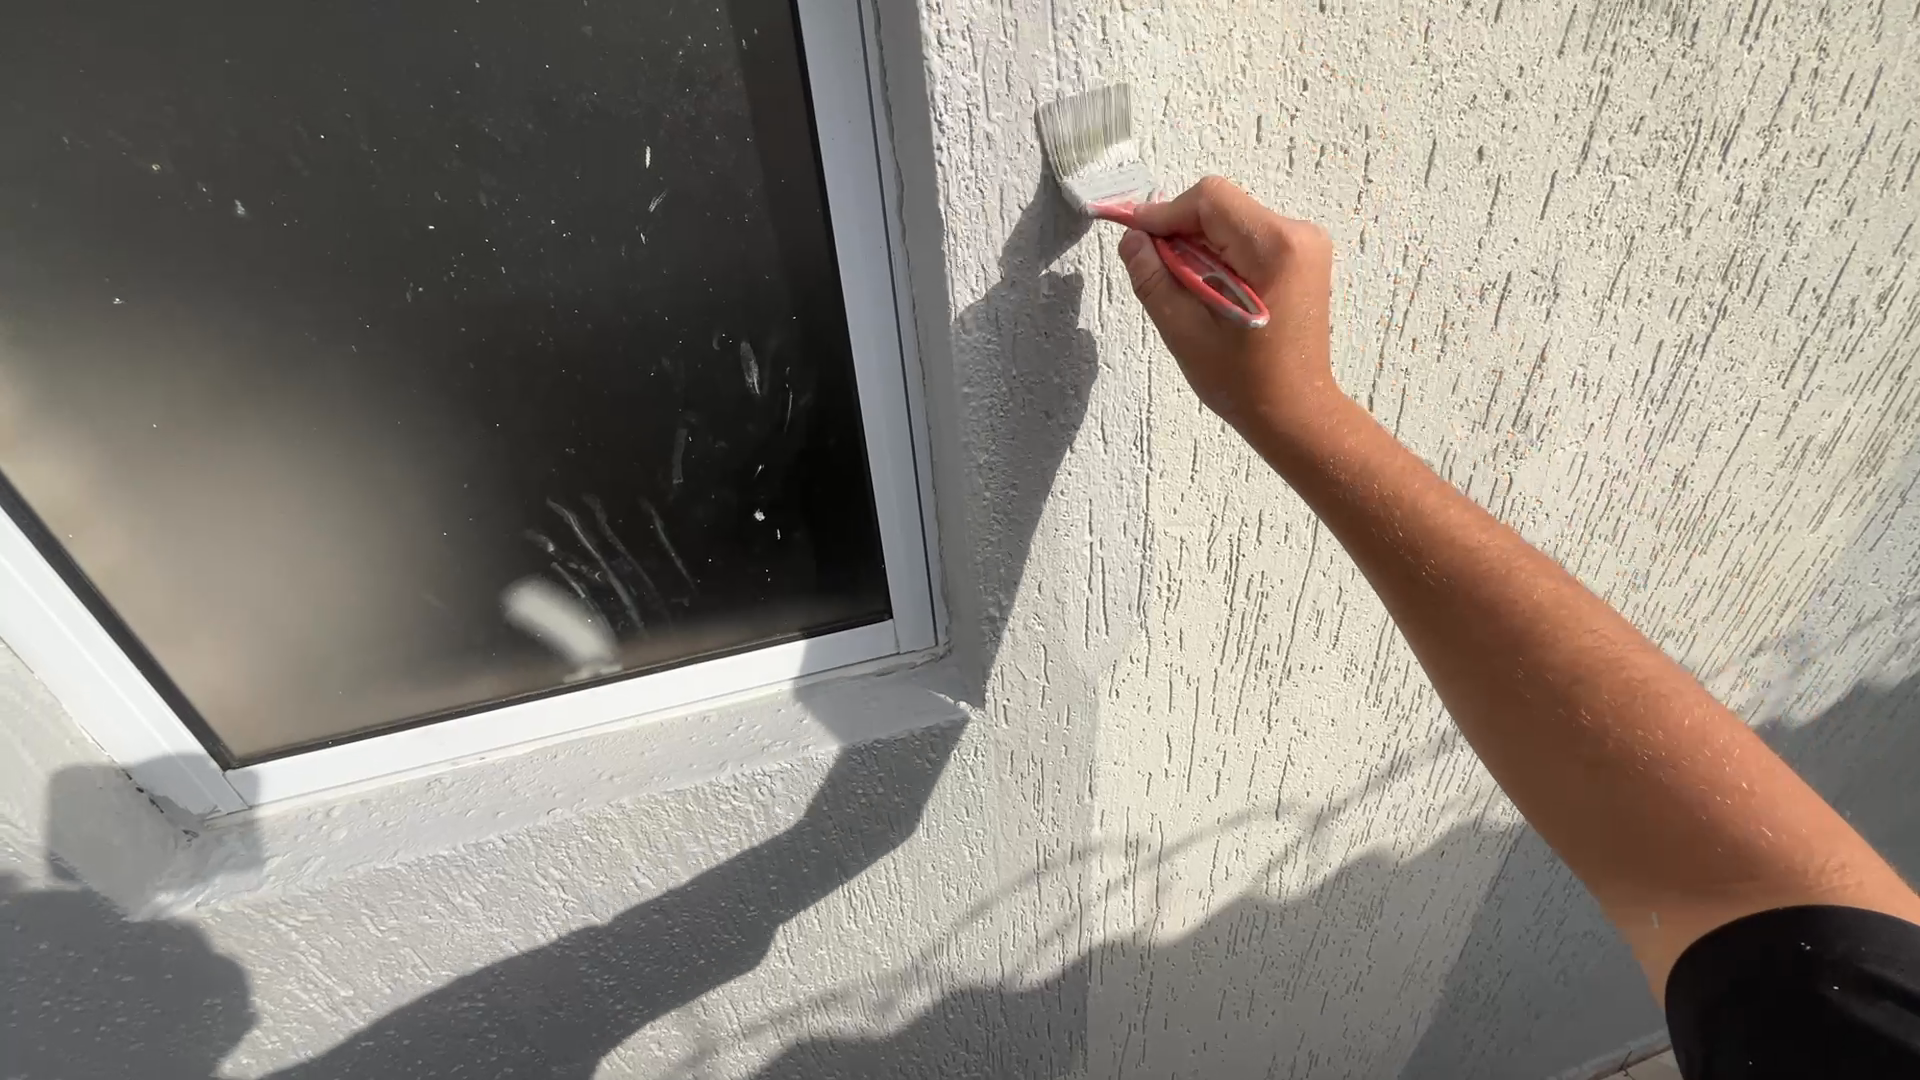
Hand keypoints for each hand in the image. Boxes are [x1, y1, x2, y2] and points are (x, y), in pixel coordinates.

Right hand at [1120, 177, 1339, 437]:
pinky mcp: (1301, 259)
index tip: (1134, 239)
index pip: (1209, 199)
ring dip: (1198, 248)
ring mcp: (1304, 245)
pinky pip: (1246, 240)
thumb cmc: (1241, 381)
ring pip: (1231, 223)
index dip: (1164, 215)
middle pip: (1221, 208)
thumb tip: (1132, 240)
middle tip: (1158, 274)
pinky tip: (1209, 294)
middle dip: (1181, 234)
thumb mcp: (1184, 332)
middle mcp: (1298, 234)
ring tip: (1185, 292)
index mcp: (1274, 248)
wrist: (1292, 411)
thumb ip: (1153, 279)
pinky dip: (1218, 258)